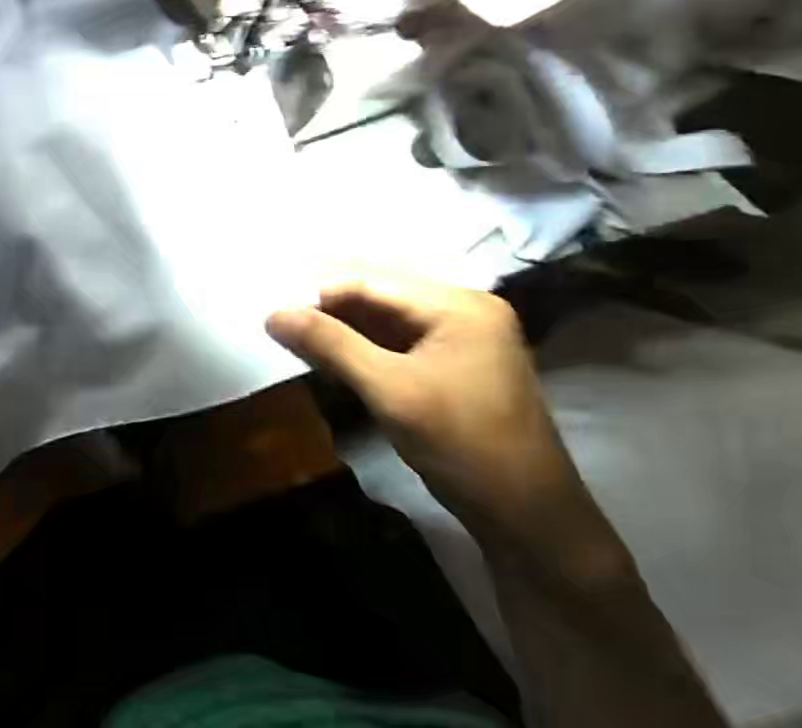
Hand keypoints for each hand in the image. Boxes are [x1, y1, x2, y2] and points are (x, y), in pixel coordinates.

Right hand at [266, 271, 594, 549]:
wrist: (529, 517)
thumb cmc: (463, 446)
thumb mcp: (390, 391)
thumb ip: (331, 345)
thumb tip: (273, 313)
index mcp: (459, 305)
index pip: (372, 282)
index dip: (318, 293)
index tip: (272, 309)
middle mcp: (463, 308)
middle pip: (378, 294)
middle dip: (327, 306)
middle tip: (277, 319)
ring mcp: (461, 335)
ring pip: (383, 317)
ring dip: (340, 327)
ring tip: (292, 335)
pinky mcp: (453, 361)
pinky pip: (395, 339)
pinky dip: (360, 346)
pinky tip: (327, 354)